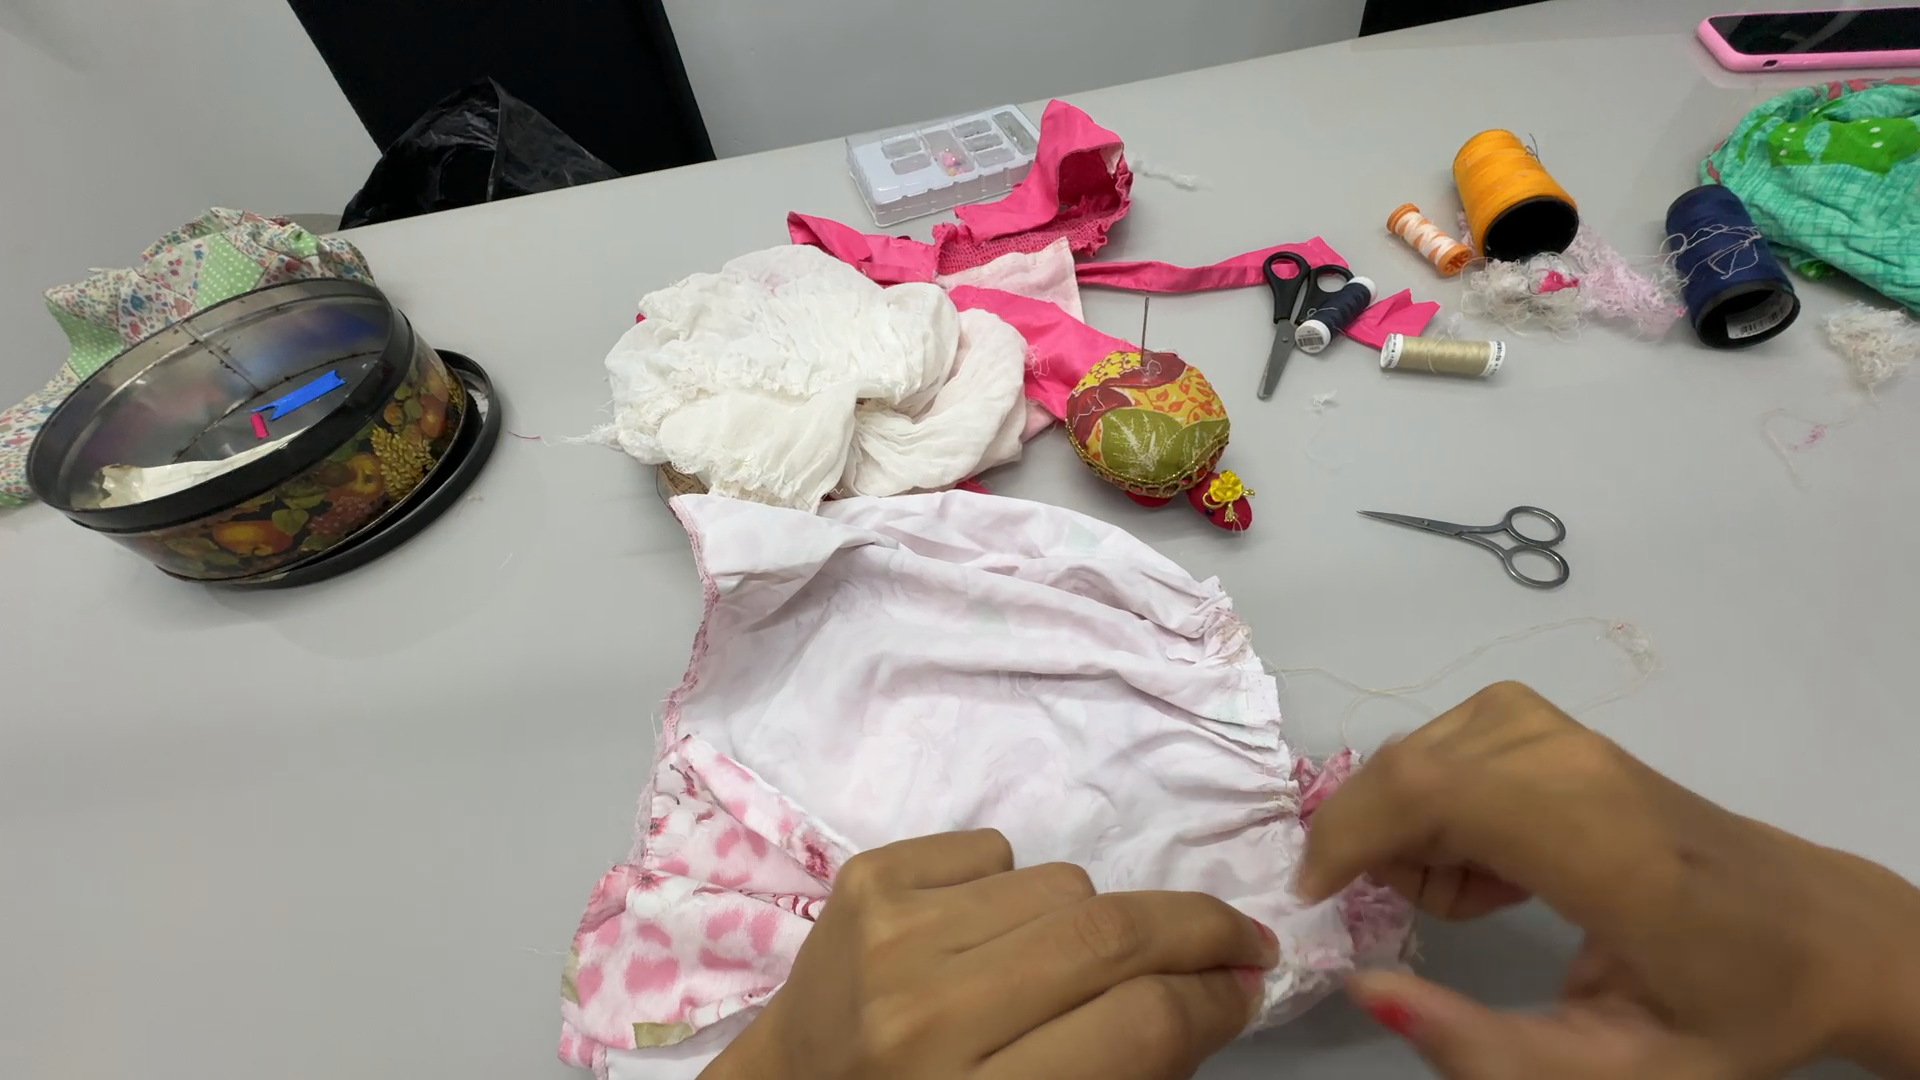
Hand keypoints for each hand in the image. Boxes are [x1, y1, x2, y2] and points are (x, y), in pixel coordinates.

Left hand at [700, 830, 1277, 1079]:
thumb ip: (1123, 1065)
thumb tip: (1215, 984)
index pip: (1135, 1027)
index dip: (1213, 996)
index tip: (1252, 978)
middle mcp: (927, 1010)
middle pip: (1102, 934)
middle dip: (1191, 927)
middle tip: (1235, 935)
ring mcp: (890, 929)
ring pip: (1057, 881)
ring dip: (1084, 918)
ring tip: (1053, 960)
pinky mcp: (867, 875)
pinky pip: (993, 849)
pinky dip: (1007, 886)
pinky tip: (975, 932)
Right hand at [1297, 681, 1919, 1079]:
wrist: (1813, 925)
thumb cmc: (1719, 1001)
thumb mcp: (1615, 1067)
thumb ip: (1484, 1049)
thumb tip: (1361, 987)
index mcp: (1600, 841)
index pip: (1426, 793)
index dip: (1349, 834)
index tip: (1317, 894)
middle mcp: (1563, 756)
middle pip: (1403, 773)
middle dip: (1373, 843)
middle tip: (1411, 906)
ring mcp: (1544, 723)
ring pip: (1408, 761)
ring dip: (1404, 829)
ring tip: (1470, 887)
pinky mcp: (1528, 712)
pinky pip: (1429, 747)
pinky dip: (1426, 801)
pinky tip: (1480, 845)